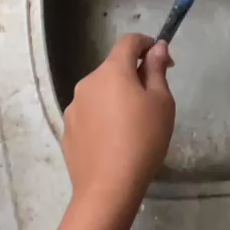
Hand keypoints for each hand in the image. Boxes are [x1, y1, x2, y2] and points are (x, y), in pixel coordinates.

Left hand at [63, 34, 174, 214]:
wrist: (108, 188)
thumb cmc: (143, 140)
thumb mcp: (161, 102)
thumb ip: (157, 70)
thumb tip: (157, 47)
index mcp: (112, 71)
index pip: (128, 41)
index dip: (147, 44)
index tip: (162, 61)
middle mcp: (88, 82)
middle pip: (114, 67)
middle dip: (133, 75)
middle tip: (153, 100)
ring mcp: (74, 107)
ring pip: (101, 91)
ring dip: (117, 96)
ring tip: (133, 125)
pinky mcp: (67, 129)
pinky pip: (90, 112)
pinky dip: (103, 116)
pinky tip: (114, 140)